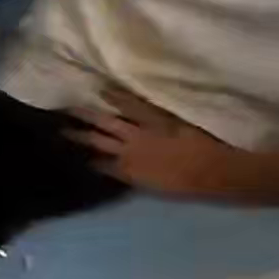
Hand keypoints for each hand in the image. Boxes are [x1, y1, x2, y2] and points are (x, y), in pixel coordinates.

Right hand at [67, 90, 249, 198]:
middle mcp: (126, 151)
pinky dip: (120, 97)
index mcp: (125, 171)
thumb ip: (133, 177)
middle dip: (75, 133)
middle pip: (94, 139)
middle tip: (55, 124)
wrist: (222, 173)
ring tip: (70, 107)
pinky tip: (105, 90)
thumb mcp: (156, 188)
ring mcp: (141, 133)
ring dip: (88, 114)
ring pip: (107, 122)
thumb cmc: (193, 187)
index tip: (64, 152)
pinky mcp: (159, 120)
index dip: (81, 158)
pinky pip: (135, 106)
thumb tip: (115, 169)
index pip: (96, 164)